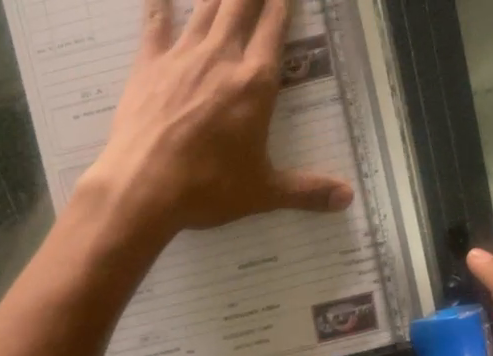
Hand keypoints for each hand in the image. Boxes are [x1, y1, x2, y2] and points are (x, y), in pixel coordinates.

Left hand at [80, 0, 354, 237]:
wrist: (144, 188)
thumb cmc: (207, 190)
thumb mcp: (262, 193)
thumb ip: (305, 191)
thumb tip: (347, 198)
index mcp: (255, 83)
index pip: (275, 26)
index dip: (283, 2)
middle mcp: (222, 58)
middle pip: (242, 3)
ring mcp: (183, 57)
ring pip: (206, 6)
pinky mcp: (147, 65)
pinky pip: (154, 22)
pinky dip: (159, 2)